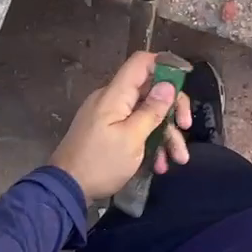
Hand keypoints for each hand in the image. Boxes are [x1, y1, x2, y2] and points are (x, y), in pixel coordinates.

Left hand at [49, 52, 193, 202]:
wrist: (65, 189)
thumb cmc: (100, 163)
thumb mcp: (132, 139)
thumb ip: (152, 110)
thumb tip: (169, 85)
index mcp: (115, 94)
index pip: (142, 62)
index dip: (166, 66)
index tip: (184, 84)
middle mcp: (113, 100)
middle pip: (150, 90)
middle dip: (172, 110)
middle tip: (186, 128)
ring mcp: (110, 116)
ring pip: (146, 114)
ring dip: (165, 134)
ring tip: (177, 159)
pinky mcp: (109, 132)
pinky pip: (135, 128)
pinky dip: (150, 143)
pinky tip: (158, 165)